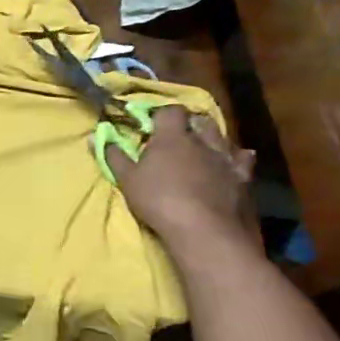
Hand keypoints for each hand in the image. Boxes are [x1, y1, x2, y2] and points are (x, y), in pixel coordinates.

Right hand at [106, 107, 254, 241]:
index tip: (153, 127)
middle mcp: (201, 139)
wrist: (201, 228)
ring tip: (203, 148)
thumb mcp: (128, 180)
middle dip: (190, 124)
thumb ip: (114, 156)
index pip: (170, 111)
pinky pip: (243, 158)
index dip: (162, 116)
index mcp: (172, 136)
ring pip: (221, 136)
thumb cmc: (158, 200)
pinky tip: (235, 160)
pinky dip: (238, 157)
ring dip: (212, 138)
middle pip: (199, 120)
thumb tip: (97, 136)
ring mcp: (224, 157)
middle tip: (179, 137)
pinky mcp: (241, 176)